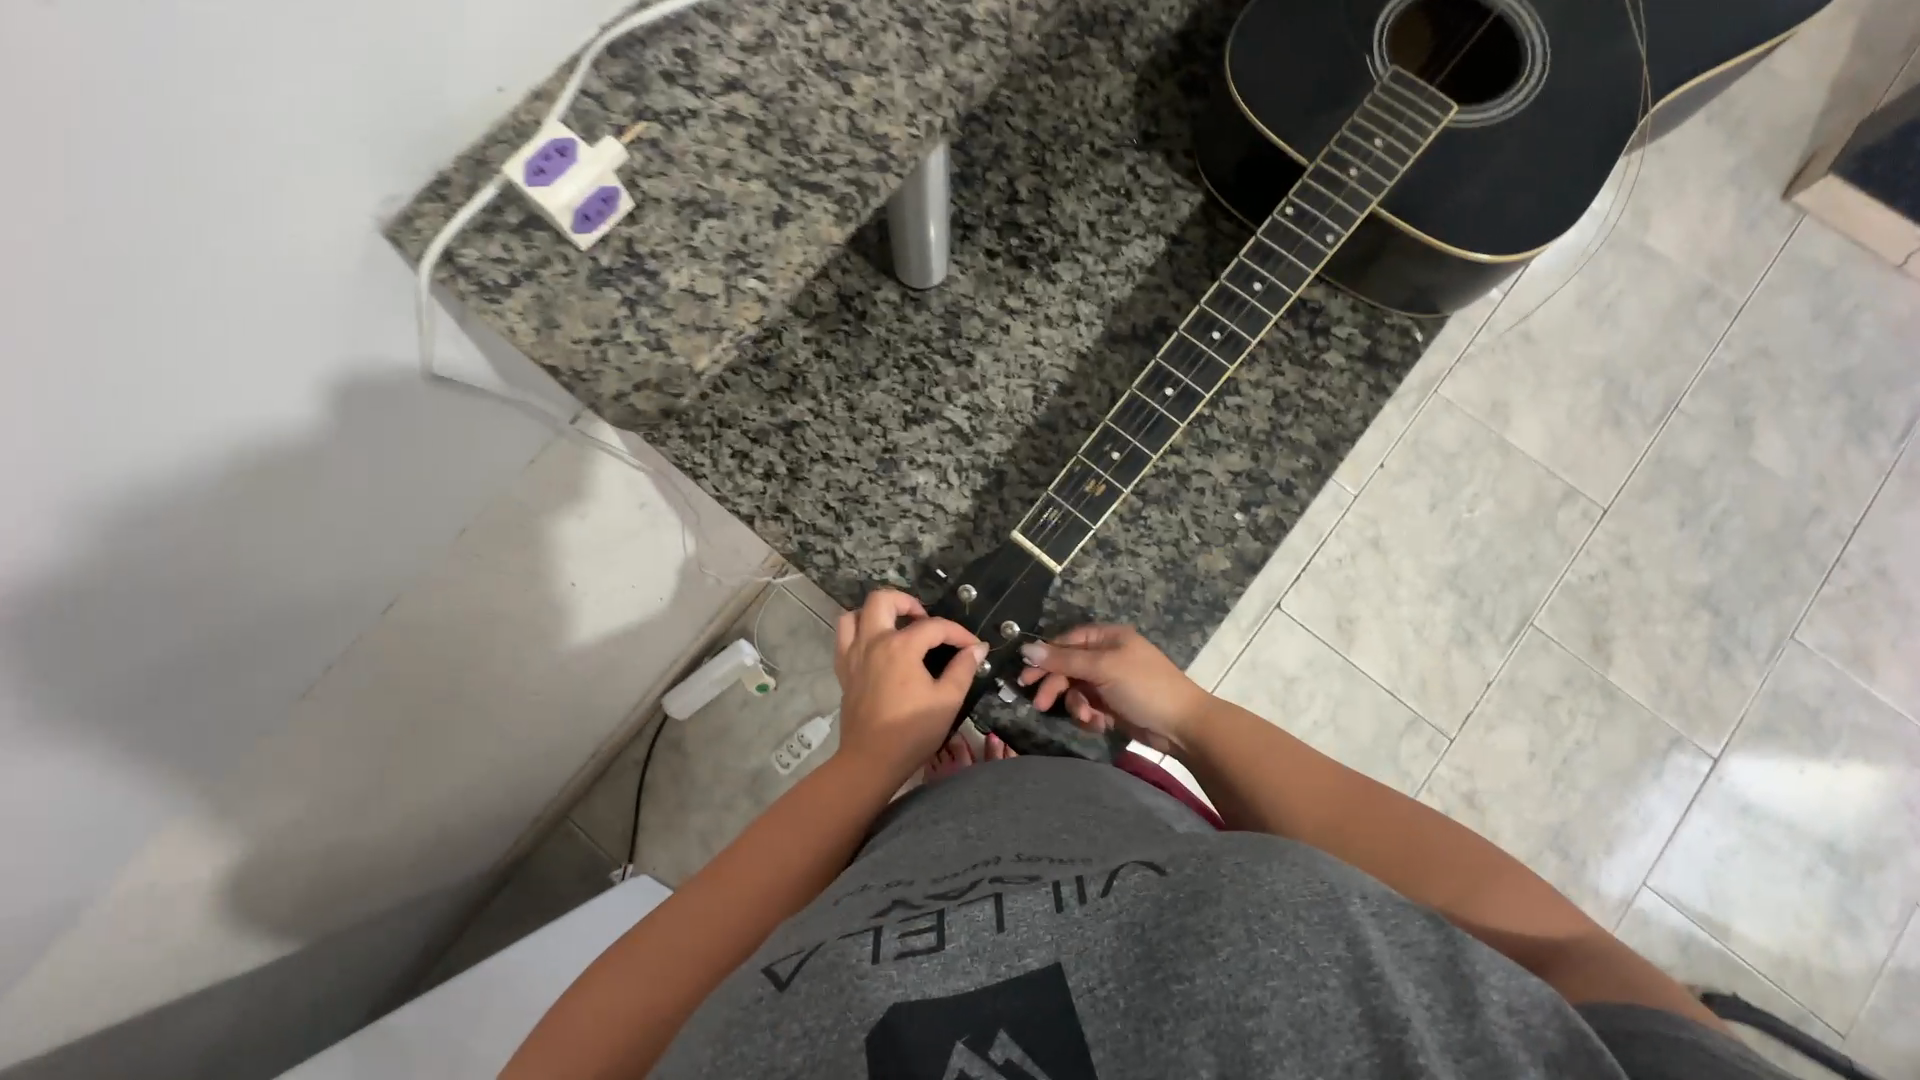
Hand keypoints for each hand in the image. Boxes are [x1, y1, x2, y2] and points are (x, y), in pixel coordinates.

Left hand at [834, 589, 986, 781]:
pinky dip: (857, 632)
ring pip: (854, 614)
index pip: (934, 627)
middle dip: (907, 602)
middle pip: (883, 600)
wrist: (871, 760)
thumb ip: (963, 669)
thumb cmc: (912, 731)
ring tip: (896, 627)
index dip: (958, 634)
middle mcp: (873, 642)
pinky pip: (843, 638)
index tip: (973, 647)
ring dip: (876, 613)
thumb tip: (977, 649)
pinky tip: (875, 646)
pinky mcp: (843, 671)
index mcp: (901, 646)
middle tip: (925, 621)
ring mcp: (853, 655)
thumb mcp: (947, 700)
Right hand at [1015, 624, 1209, 753]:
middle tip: (1039, 704)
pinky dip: (1090, 717)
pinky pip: (1088, 708)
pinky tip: (1100, 724)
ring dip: (1076, 706)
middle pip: (1067, 667)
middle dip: (1056, 686)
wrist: (1182, 726)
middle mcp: (1107, 656)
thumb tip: (1026, 648)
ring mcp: (1110, 682)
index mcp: (1107, 638)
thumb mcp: (1103, 668)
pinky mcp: (1113, 706)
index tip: (1025, 676)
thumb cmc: (1144, 687)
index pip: (1065, 642)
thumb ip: (1064, 660)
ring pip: (1075, 691)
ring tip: (1086, 718)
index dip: (1044, 658)